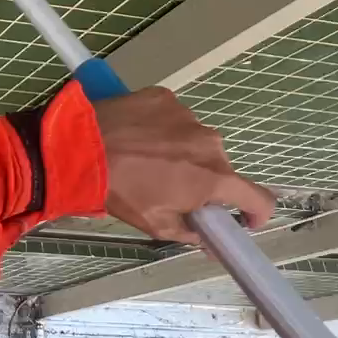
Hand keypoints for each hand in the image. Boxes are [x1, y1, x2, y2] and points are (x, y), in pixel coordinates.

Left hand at [92, 87, 274, 243]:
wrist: (79, 146)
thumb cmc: (119, 188)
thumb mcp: (156, 223)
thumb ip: (191, 232)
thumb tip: (208, 241)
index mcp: (215, 176)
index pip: (259, 197)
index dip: (256, 212)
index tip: (243, 218)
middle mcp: (209, 142)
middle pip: (220, 166)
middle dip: (203, 179)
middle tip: (172, 185)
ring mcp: (186, 114)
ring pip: (194, 139)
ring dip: (181, 150)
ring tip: (147, 157)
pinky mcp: (163, 96)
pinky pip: (172, 116)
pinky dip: (161, 127)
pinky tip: (137, 135)